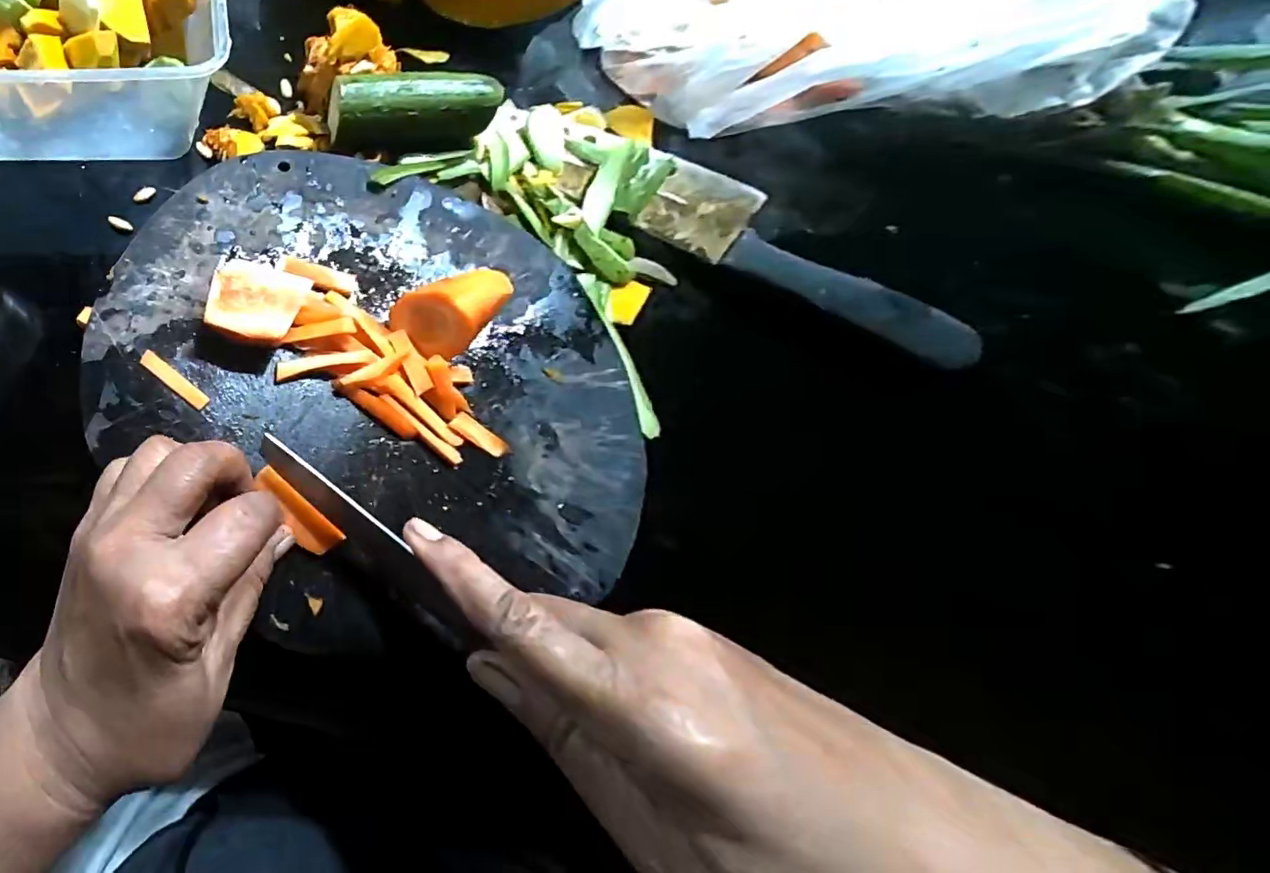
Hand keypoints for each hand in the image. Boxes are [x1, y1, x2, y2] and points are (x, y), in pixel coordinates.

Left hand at [11, 437, 290, 812]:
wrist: (61, 735)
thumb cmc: (149, 723)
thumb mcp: (218, 669)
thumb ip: (250, 586)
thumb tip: (282, 531)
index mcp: (169, 594)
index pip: (244, 517)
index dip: (272, 518)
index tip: (273, 534)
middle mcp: (128, 545)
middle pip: (195, 461)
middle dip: (235, 468)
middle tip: (243, 501)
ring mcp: (98, 530)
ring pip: (157, 451)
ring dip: (192, 465)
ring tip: (206, 503)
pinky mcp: (83, 527)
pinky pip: (125, 468)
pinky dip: (157, 473)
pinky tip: (170, 509)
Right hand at [404, 518, 1149, 872]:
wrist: (955, 861)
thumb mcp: (663, 846)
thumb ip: (564, 744)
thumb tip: (487, 670)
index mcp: (649, 710)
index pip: (527, 628)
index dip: (463, 578)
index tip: (415, 531)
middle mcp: (661, 644)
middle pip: (549, 623)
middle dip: (511, 642)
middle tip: (504, 700)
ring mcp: (692, 634)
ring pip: (583, 631)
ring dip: (556, 662)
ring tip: (584, 736)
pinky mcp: (711, 640)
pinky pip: (621, 639)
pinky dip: (594, 665)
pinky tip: (625, 720)